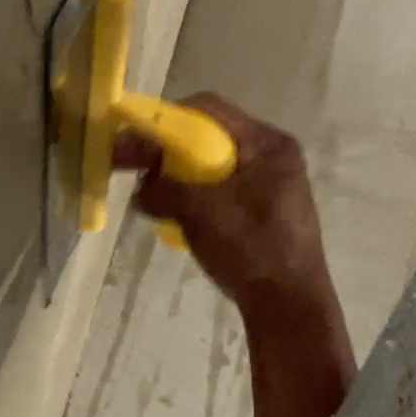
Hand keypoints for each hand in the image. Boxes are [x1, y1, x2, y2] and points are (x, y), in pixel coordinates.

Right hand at [111, 92, 329, 310]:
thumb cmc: (252, 249)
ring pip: (204, 162)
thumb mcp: (201, 210)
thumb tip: (138, 181)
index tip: (134, 138)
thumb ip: (164, 184)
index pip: (207, 109)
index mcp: (267, 144)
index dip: (165, 118)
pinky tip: (171, 215)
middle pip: (203, 135)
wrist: (289, 307)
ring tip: (150, 199)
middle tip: (126, 164)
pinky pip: (211, 185)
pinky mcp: (255, 204)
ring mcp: (264, 180)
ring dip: (171, 176)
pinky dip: (186, 194)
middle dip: (163, 151)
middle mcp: (268, 154)